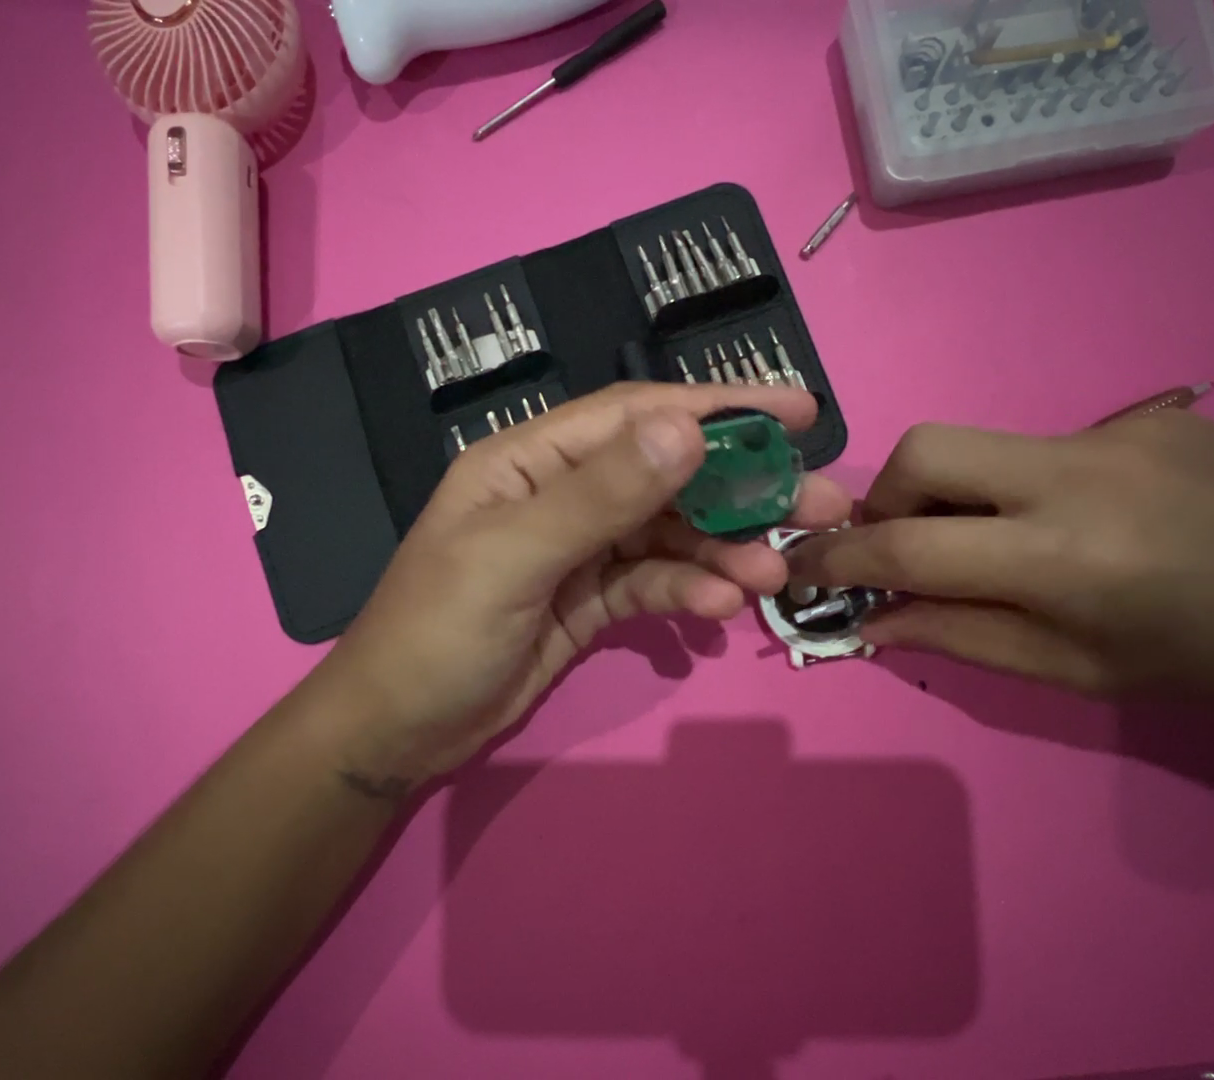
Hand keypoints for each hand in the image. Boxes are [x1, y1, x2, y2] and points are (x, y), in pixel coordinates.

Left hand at [315, 383, 852, 794]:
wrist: (396, 733)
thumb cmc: (437, 634)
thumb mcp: (513, 558)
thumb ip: (600, 495)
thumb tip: (688, 428)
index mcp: (529, 459)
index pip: (635, 415)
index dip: (717, 408)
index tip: (797, 414)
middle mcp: (559, 493)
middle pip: (666, 474)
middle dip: (740, 488)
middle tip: (817, 504)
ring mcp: (578, 549)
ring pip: (667, 532)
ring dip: (721, 549)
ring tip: (771, 576)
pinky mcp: (590, 600)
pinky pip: (652, 582)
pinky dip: (687, 589)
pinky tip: (718, 607)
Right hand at [787, 412, 1213, 711]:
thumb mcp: (1078, 673)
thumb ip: (962, 639)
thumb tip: (873, 621)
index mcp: (1061, 560)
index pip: (905, 548)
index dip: (836, 558)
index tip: (798, 567)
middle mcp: (1075, 475)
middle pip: (923, 450)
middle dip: (884, 499)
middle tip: (900, 547)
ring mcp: (1113, 431)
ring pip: (980, 443)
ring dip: (952, 492)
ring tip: (993, 542)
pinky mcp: (1145, 414)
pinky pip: (1045, 446)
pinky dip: (1026, 488)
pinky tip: (1088, 524)